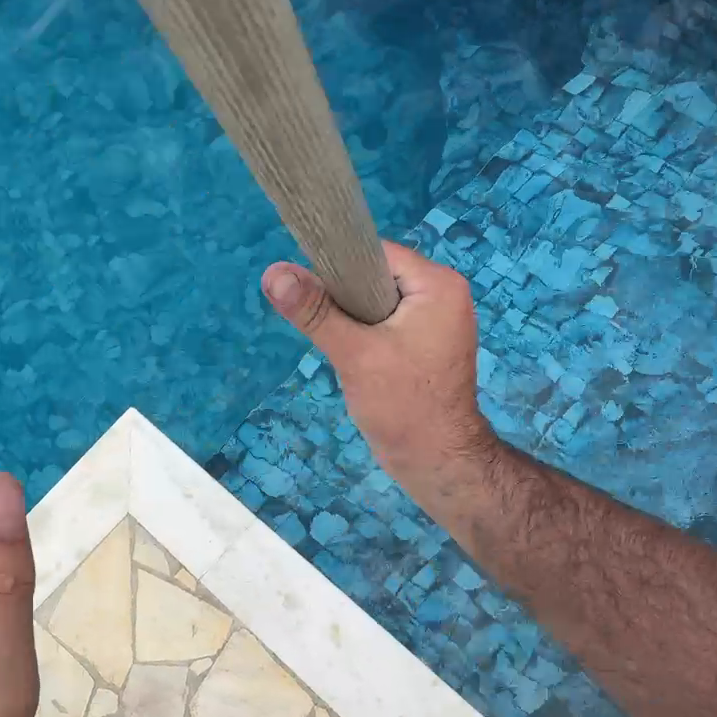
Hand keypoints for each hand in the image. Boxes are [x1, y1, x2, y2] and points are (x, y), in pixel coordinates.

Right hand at [261, 241, 494, 480]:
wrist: (437, 462)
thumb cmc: (403, 406)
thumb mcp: (354, 354)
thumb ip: (315, 312)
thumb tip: (272, 274)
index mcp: (438, 284)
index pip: (376, 255)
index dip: (338, 270)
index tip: (312, 297)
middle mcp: (444, 295)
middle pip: (376, 279)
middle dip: (346, 303)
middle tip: (333, 335)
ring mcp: (438, 323)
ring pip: (378, 306)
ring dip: (354, 326)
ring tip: (347, 354)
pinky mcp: (428, 347)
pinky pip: (387, 328)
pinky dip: (367, 341)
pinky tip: (359, 365)